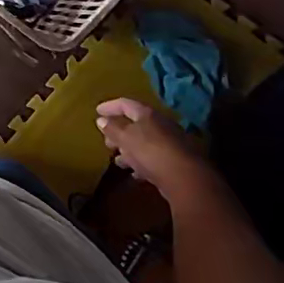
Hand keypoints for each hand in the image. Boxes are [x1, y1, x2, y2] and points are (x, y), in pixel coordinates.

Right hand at [95, 98, 213, 199]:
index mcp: (147, 115)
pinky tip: (135, 173)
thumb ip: (112, 128)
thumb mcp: (125, 137)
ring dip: (129, 150)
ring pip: (143, 142)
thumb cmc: (150, 151)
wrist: (186, 178)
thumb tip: (102, 120)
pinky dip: (141, 163)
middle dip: (119, 132)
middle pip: (135, 124)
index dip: (110, 106)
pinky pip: (153, 158)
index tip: (97, 111)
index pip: (125, 104)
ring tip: (117, 160)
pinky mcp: (175, 161)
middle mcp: (160, 125)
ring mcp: (170, 143)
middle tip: (106, 140)